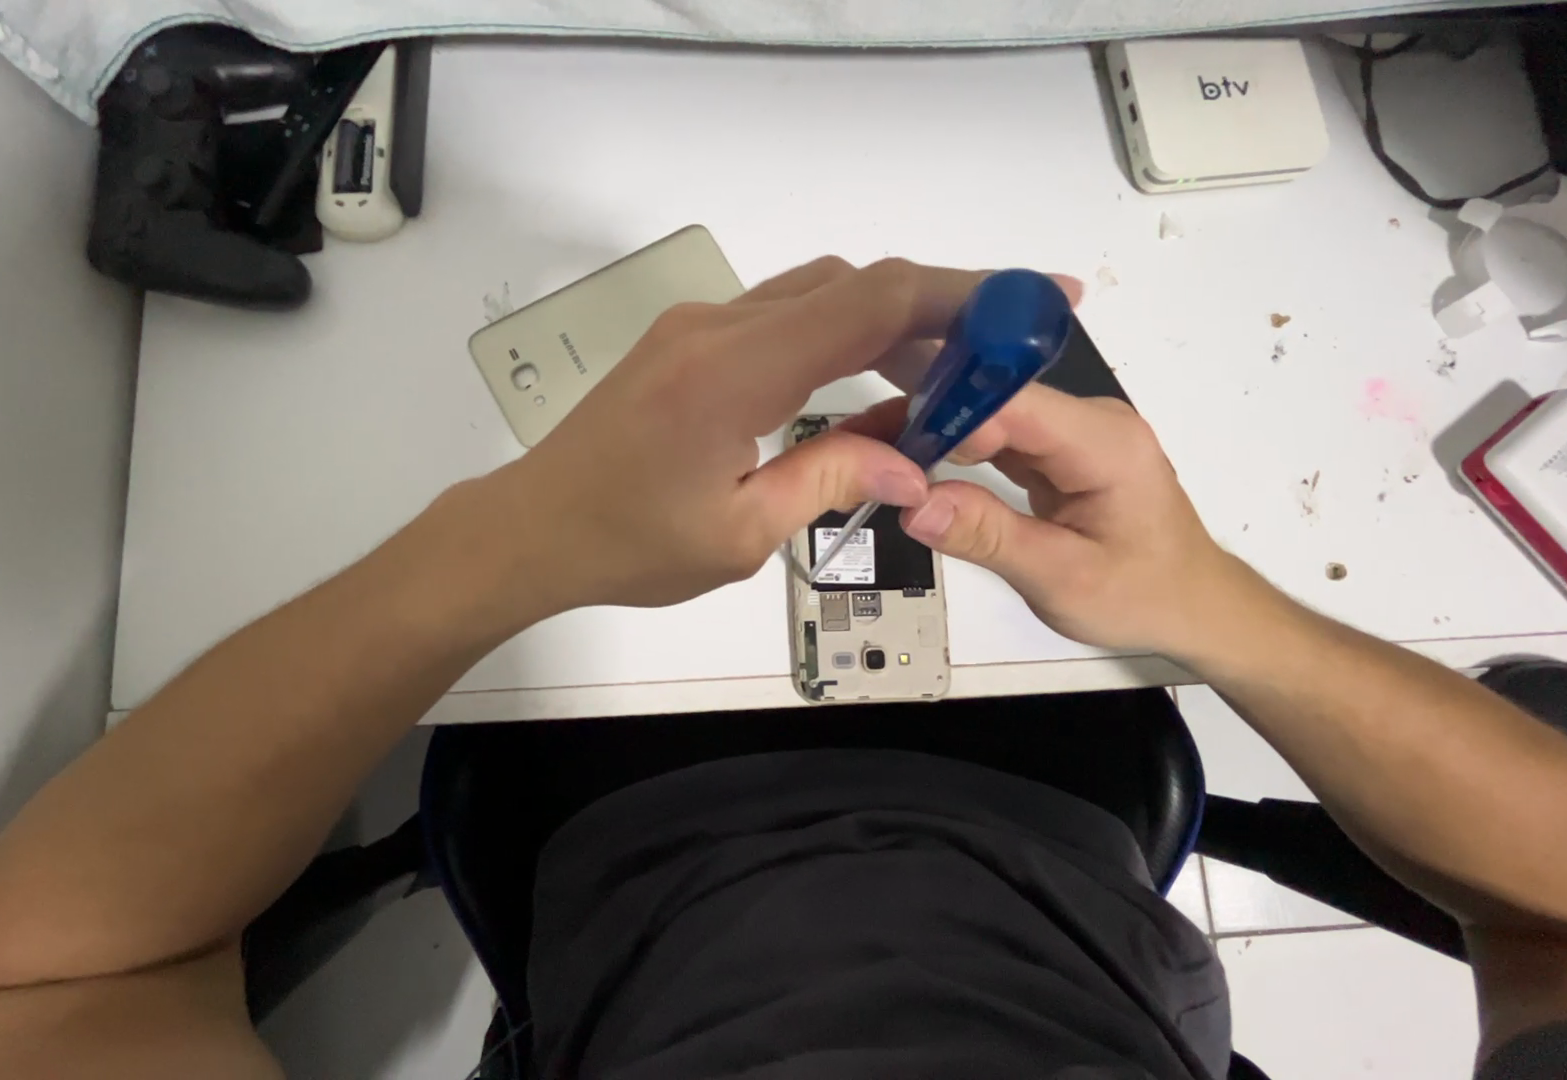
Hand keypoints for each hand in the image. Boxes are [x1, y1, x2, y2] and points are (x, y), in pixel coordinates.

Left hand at [490, 257, 988, 609]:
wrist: (536, 527)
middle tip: (993, 354)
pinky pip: (778, 315)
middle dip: (933, 308)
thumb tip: (911, 464)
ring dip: (883, 320)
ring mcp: (695, 327)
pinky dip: (835, 332)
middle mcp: (715, 328)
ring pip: (813, 293)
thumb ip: (830, 481)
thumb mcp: (741, 532)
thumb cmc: (628, 545)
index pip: (867, 302)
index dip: (960, 294)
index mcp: (731, 374)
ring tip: (940, 372)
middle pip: (847, 284)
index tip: (1031, 302)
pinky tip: (864, 376)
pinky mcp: (686, 341)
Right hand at [881, 383, 1265, 655]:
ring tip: (884, 455)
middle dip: (933, 420)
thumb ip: (988, 536)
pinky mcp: (1058, 453)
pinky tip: (919, 463)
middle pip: (997, 402)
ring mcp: (1073, 435)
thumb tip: (915, 504)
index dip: (949, 413)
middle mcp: (1089, 423)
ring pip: (991, 418)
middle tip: (870, 450)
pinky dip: (958, 452)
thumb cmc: (1141, 596)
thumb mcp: (1059, 577)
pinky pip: (999, 440)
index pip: (1012, 404)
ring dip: (939, 435)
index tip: (890, 441)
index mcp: (1103, 443)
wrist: (1193, 607)